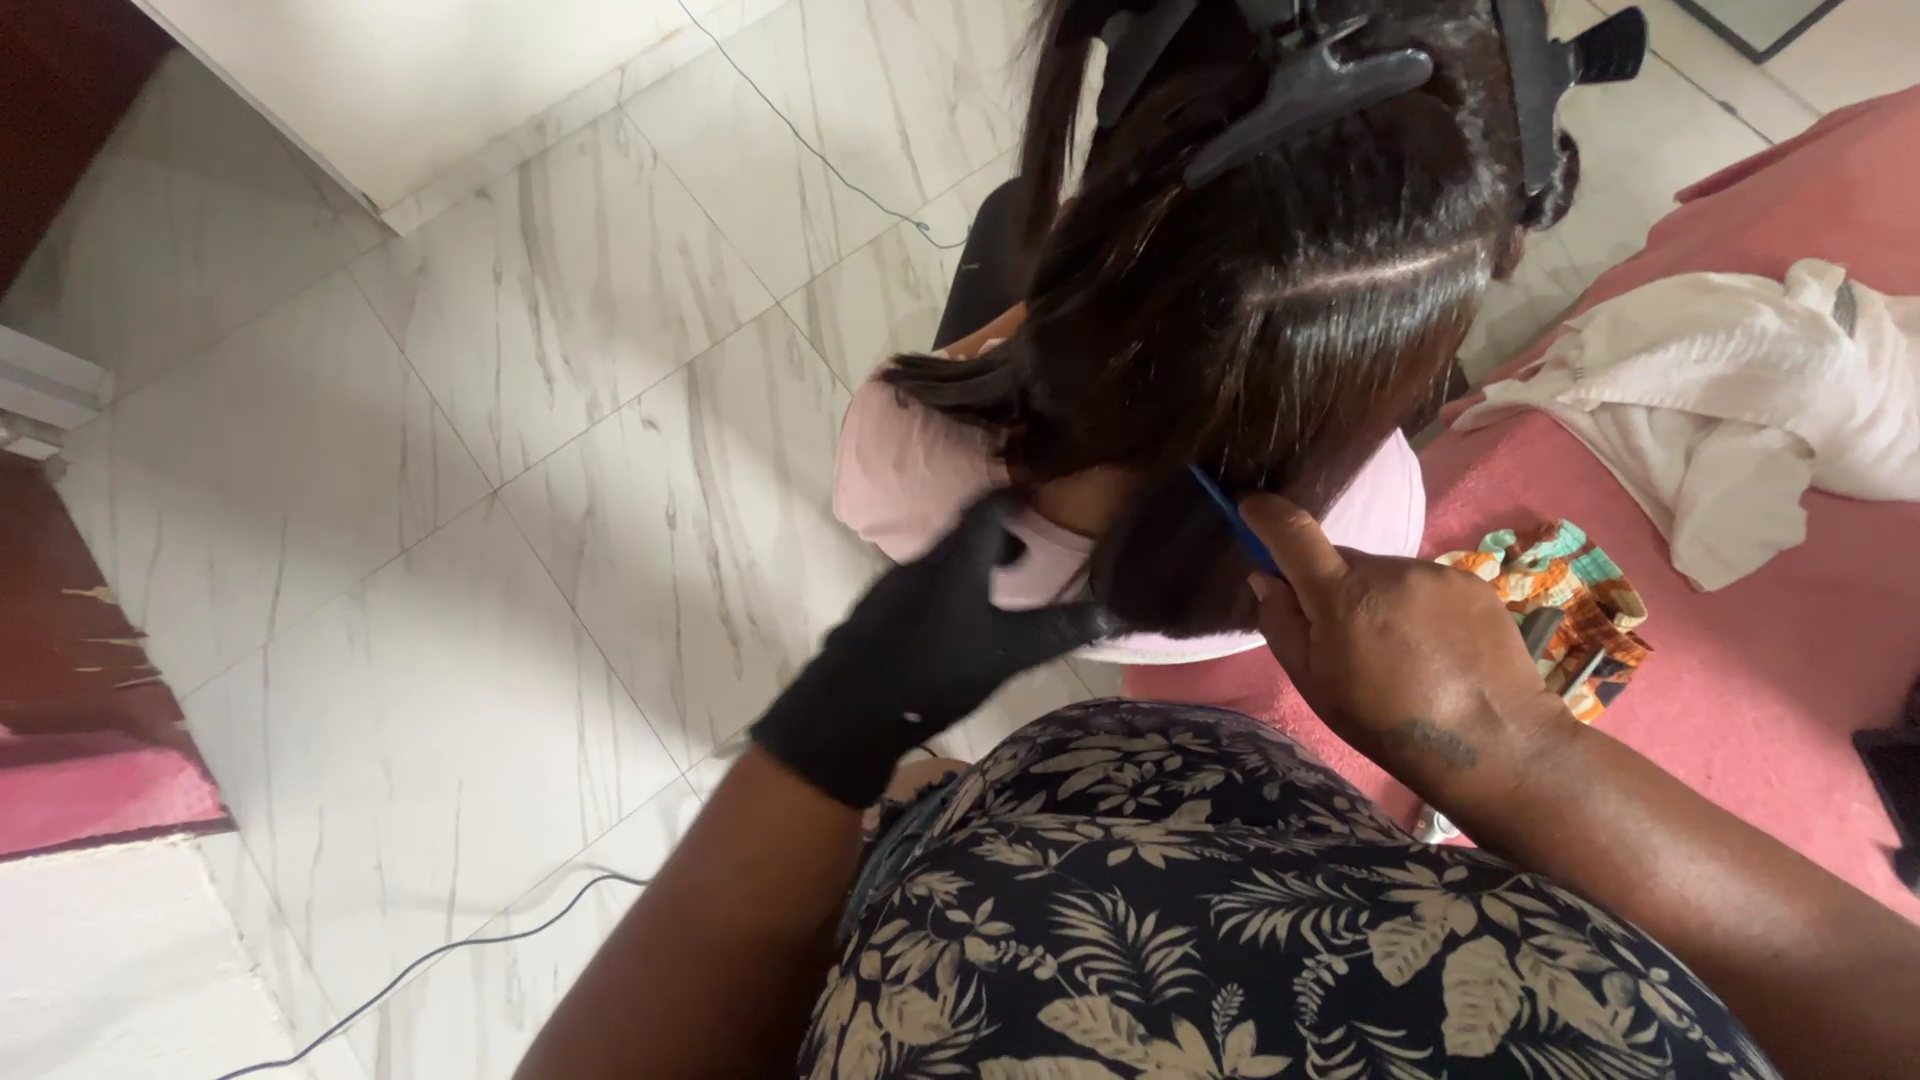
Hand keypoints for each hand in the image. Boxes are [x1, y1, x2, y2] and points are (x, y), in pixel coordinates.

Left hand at [752, 490, 1116, 806]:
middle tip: (1025, 554)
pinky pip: (917, 589)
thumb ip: (1057, 630)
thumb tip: (1115, 611)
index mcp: (954, 560)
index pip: (987, 506)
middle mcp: (918, 564)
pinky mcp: (873, 617)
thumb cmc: (935, 671)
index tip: (1037, 495)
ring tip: (995, 595)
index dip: (1014, 495)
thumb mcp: (1007, 653)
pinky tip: (950, 630)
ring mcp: (889, 590)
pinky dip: (944, 593)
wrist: (846, 712)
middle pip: (962, 536)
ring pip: (938, 565)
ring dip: (970, 569)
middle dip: (997, 539)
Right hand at [1238, 494, 1578, 797]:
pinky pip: (1422, 585)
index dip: (1265, 513)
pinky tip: (1433, 647)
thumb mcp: (1312, 681)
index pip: (1293, 532)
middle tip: (1342, 636)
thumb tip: (1266, 578)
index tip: (1250, 506)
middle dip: (1330, 586)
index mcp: (1341, 595)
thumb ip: (1279, 622)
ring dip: (1375, 598)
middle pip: (1340, 562)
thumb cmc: (1383, 720)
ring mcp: (1435, 573)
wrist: (1495, 744)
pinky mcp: (1472, 584)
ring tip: (1398, 650)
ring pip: (1383, 575)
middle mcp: (1388, 569)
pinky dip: (1414, 606)